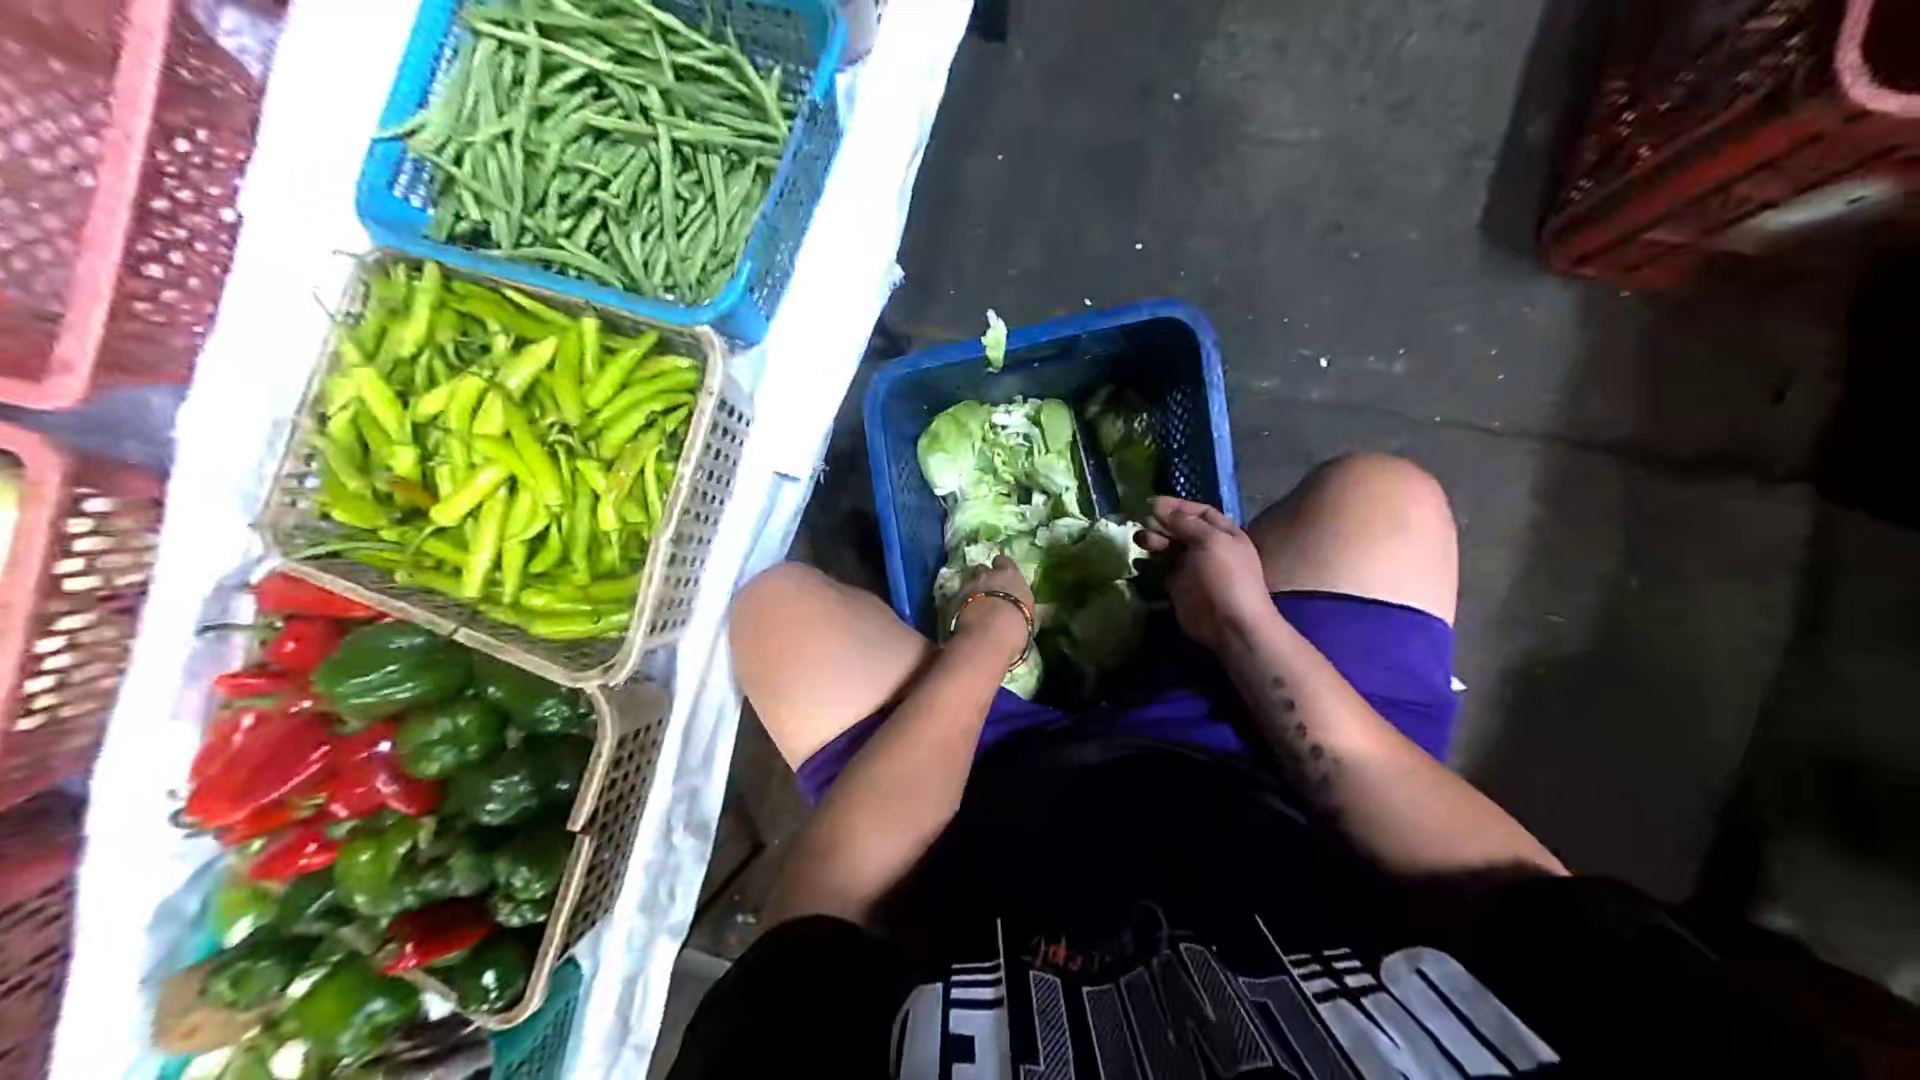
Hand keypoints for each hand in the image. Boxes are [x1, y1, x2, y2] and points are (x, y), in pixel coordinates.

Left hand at [952, 556, 1034, 662]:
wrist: (989, 633)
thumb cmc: (1018, 623)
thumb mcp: (1031, 615)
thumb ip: (1025, 607)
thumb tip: (1030, 611)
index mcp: (1010, 574)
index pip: (1004, 561)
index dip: (1002, 566)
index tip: (1002, 573)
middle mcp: (987, 574)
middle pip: (982, 568)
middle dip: (983, 576)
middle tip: (987, 589)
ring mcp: (968, 585)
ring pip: (967, 581)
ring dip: (971, 589)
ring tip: (974, 602)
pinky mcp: (953, 600)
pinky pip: (957, 597)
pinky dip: (960, 603)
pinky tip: (963, 613)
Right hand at [1140, 496, 1274, 650]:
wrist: (1230, 624)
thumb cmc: (1226, 576)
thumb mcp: (1210, 540)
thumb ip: (1184, 522)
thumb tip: (1159, 507)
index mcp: (1224, 533)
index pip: (1200, 512)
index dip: (1178, 506)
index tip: (1152, 503)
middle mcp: (1208, 547)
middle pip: (1181, 528)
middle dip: (1162, 522)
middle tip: (1144, 523)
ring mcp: (1192, 567)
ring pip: (1169, 546)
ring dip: (1154, 540)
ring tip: (1142, 540)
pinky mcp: (1178, 585)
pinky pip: (1161, 568)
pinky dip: (1148, 562)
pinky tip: (1139, 560)